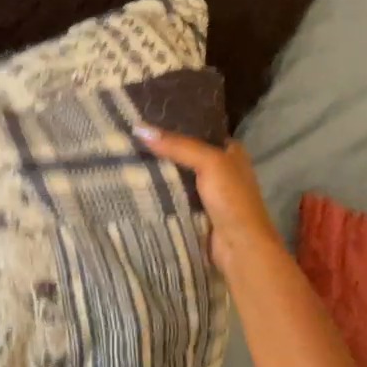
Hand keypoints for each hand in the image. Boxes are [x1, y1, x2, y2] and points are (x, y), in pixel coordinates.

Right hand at [134, 126, 282, 269]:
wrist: (240, 249)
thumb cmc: (232, 199)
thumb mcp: (208, 163)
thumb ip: (177, 145)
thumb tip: (139, 128)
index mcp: (230, 150)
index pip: (198, 128)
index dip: (174, 123)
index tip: (144, 117)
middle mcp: (220, 168)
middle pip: (184, 152)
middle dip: (161, 147)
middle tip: (129, 136)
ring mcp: (208, 191)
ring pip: (177, 174)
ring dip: (157, 169)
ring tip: (125, 154)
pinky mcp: (196, 211)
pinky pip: (173, 194)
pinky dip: (159, 190)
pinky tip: (135, 180)